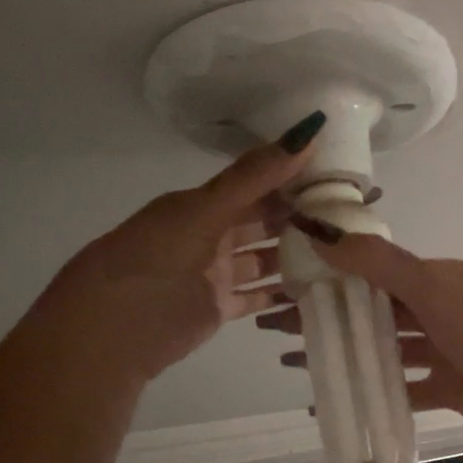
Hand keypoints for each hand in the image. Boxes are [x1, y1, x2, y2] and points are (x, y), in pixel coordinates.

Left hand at [32, 118, 321, 380]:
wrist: (111, 332)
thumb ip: (256, 177)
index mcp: (201, 205)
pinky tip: (318, 290)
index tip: (341, 180)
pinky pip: (258, 296)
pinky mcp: (219, 308)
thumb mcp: (205, 211)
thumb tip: (310, 130)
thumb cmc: (155, 261)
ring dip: (297, 256)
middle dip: (302, 218)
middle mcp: (209, 235)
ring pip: (265, 259)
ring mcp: (215, 273)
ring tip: (344, 256)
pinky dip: (283, 294)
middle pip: (264, 222)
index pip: (257, 185)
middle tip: (351, 220)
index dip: (295, 179)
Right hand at [261, 224, 462, 451]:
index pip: (384, 269)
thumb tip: (321, 230)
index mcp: (446, 279)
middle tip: (280, 323)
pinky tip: (335, 399)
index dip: (340, 271)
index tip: (294, 280)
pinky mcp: (451, 388)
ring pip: (389, 348)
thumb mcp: (435, 290)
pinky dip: (373, 391)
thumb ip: (380, 263)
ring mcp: (450, 351)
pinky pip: (404, 388)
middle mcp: (447, 310)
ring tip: (299, 359)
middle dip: (334, 314)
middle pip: (381, 309)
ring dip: (349, 351)